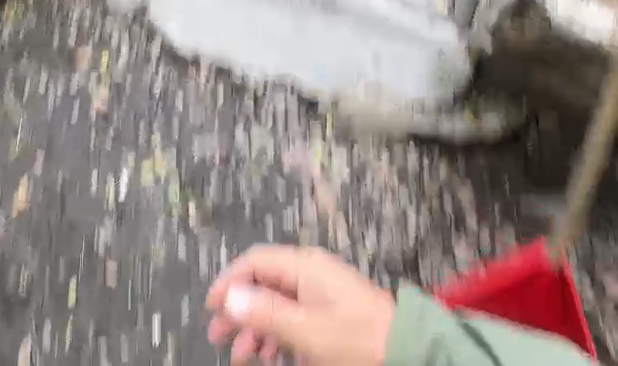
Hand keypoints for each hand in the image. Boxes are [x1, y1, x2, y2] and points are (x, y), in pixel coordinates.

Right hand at [205, 245, 396, 365]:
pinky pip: (293, 317)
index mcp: (304, 266)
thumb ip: (267, 312)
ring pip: (276, 304)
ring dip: (256, 327)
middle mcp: (309, 273)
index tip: (210, 306)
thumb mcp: (307, 329)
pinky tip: (268, 355)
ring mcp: (320, 293)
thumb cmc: (357, 339)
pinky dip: (276, 334)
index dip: (230, 281)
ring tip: (242, 355)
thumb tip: (230, 296)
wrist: (407, 354)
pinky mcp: (329, 313)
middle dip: (239, 309)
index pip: (256, 262)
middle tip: (217, 336)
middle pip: (263, 283)